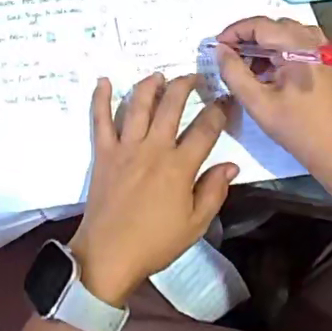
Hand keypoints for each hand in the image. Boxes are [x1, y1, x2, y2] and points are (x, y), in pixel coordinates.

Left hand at [71, 73, 236, 304]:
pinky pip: (101, 120)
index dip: (218, 111)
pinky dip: (100, 98)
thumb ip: (214, 191)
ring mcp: (125, 148)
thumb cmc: (156, 243)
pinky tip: (103, 81)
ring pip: (138, 105)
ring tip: (159, 76)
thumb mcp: (195, 224)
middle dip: (185, 86)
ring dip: (150, 86)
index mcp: (179, 167)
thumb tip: (231, 166)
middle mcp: (153, 149)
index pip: (205, 129)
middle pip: (171, 106)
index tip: (225, 101)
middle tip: (194, 77)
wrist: (109, 255)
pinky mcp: (103, 153)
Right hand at [212, 17, 331, 184]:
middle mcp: (314, 40)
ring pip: (284, 36)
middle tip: (228, 62)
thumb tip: (220, 50)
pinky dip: (277, 54)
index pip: (259, 24)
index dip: (233, 33)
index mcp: (299, 46)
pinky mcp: (327, 62)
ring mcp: (324, 50)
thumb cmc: (300, 130)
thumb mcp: (258, 103)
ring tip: (246, 70)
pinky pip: (297, 47)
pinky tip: (267, 76)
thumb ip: (234, 73)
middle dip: (247, 40)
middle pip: (272, 27)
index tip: (215, 49)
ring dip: (262, 48)